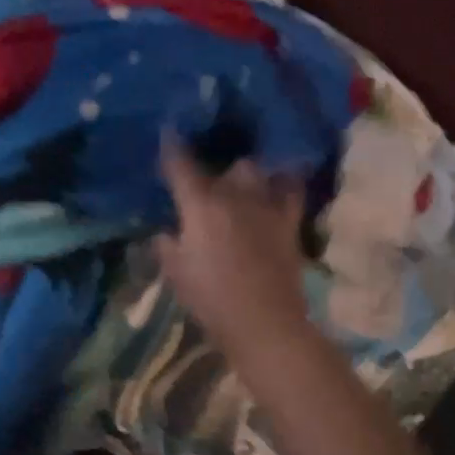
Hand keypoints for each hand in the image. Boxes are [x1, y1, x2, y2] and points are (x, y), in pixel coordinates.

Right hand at [154, 135, 310, 350]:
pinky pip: (289, 190)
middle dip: (214, 170)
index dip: (171, 145)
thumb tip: (165, 231)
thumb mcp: (175, 272)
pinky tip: (277, 184)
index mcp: (200, 204)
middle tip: (205, 182)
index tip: (168, 131)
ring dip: (244, 174)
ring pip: (254, 171)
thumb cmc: (211, 299)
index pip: (180, 163)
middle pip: (224, 166)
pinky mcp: (289, 221)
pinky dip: (282, 183)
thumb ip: (165, 244)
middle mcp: (233, 195)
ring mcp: (265, 205)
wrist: (265, 323)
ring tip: (239, 182)